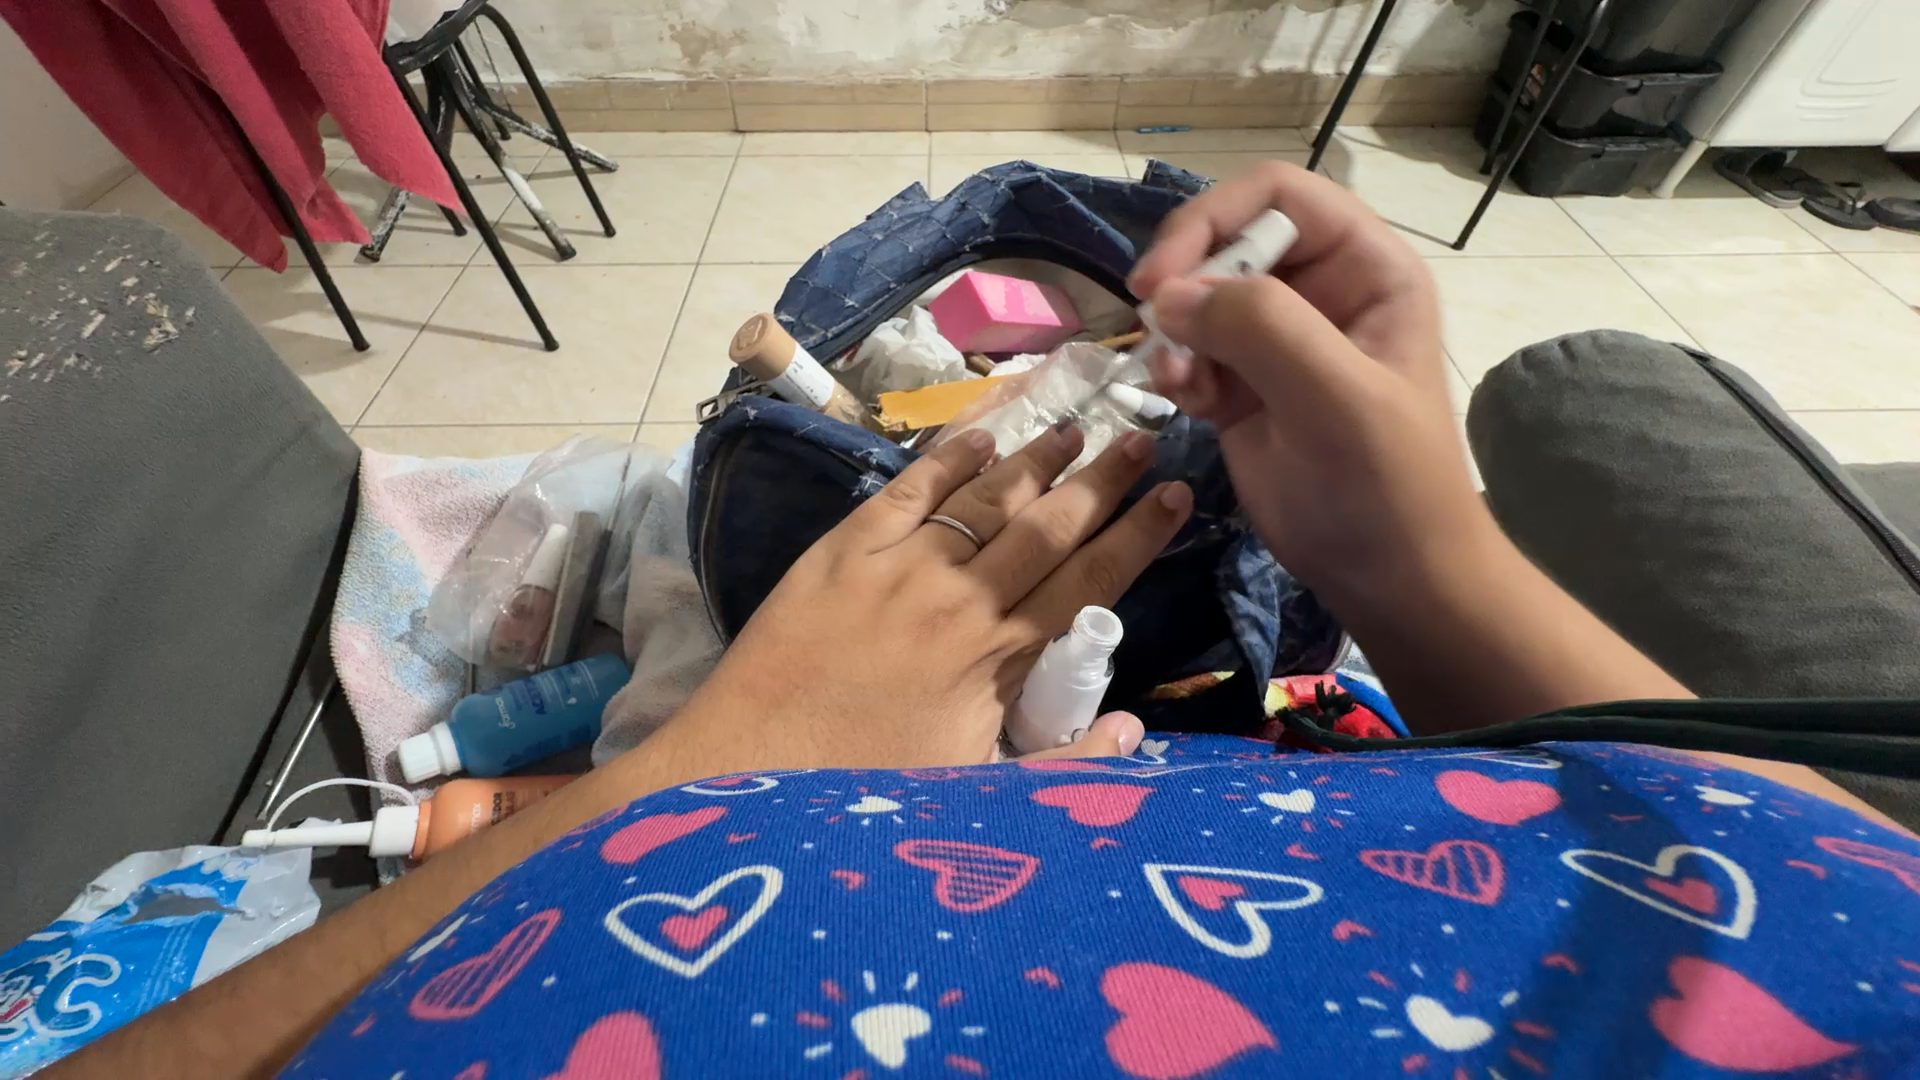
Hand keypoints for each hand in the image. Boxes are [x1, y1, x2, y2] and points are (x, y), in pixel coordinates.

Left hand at [664, 424, 1192, 767]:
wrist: (750, 764)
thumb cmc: (866, 786)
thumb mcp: (977, 795)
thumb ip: (1062, 764)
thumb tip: (1136, 730)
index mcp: (998, 655)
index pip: (1089, 581)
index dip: (1138, 535)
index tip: (1177, 494)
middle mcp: (960, 596)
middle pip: (1048, 526)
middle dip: (1102, 480)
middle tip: (1141, 437)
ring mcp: (901, 563)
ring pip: (986, 498)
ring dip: (1035, 459)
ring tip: (1075, 426)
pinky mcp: (845, 547)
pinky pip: (908, 489)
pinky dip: (947, 457)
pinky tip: (982, 434)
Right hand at [1127, 161, 1486, 602]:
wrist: (1385, 572)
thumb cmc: (1383, 484)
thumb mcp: (1335, 397)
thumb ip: (1260, 329)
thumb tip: (1167, 295)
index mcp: (1363, 269)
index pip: (1277, 197)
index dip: (1211, 221)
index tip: (1158, 277)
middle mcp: (1316, 294)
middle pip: (1226, 245)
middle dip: (1185, 284)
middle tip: (1155, 329)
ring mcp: (1274, 345)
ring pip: (1198, 304)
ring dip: (1175, 337)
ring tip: (1180, 385)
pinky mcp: (1240, 390)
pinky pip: (1190, 356)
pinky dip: (1176, 373)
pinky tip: (1186, 403)